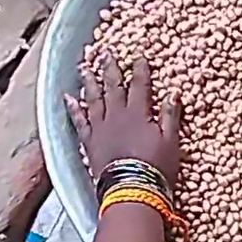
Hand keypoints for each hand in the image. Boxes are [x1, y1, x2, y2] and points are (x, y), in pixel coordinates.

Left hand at [66, 55, 181, 183]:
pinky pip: (79, 121)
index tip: (139, 56)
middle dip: (110, 68)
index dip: (140, 70)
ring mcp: (100, 128)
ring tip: (84, 67)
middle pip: (113, 87)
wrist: (131, 189)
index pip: (140, 85)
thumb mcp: (171, 142)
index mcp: (138, 114)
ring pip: (93, 98)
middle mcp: (117, 116)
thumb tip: (173, 93)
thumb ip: (170, 116)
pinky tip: (67, 97)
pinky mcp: (89, 142)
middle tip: (106, 52)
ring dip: (89, 81)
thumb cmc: (156, 168)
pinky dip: (73, 108)